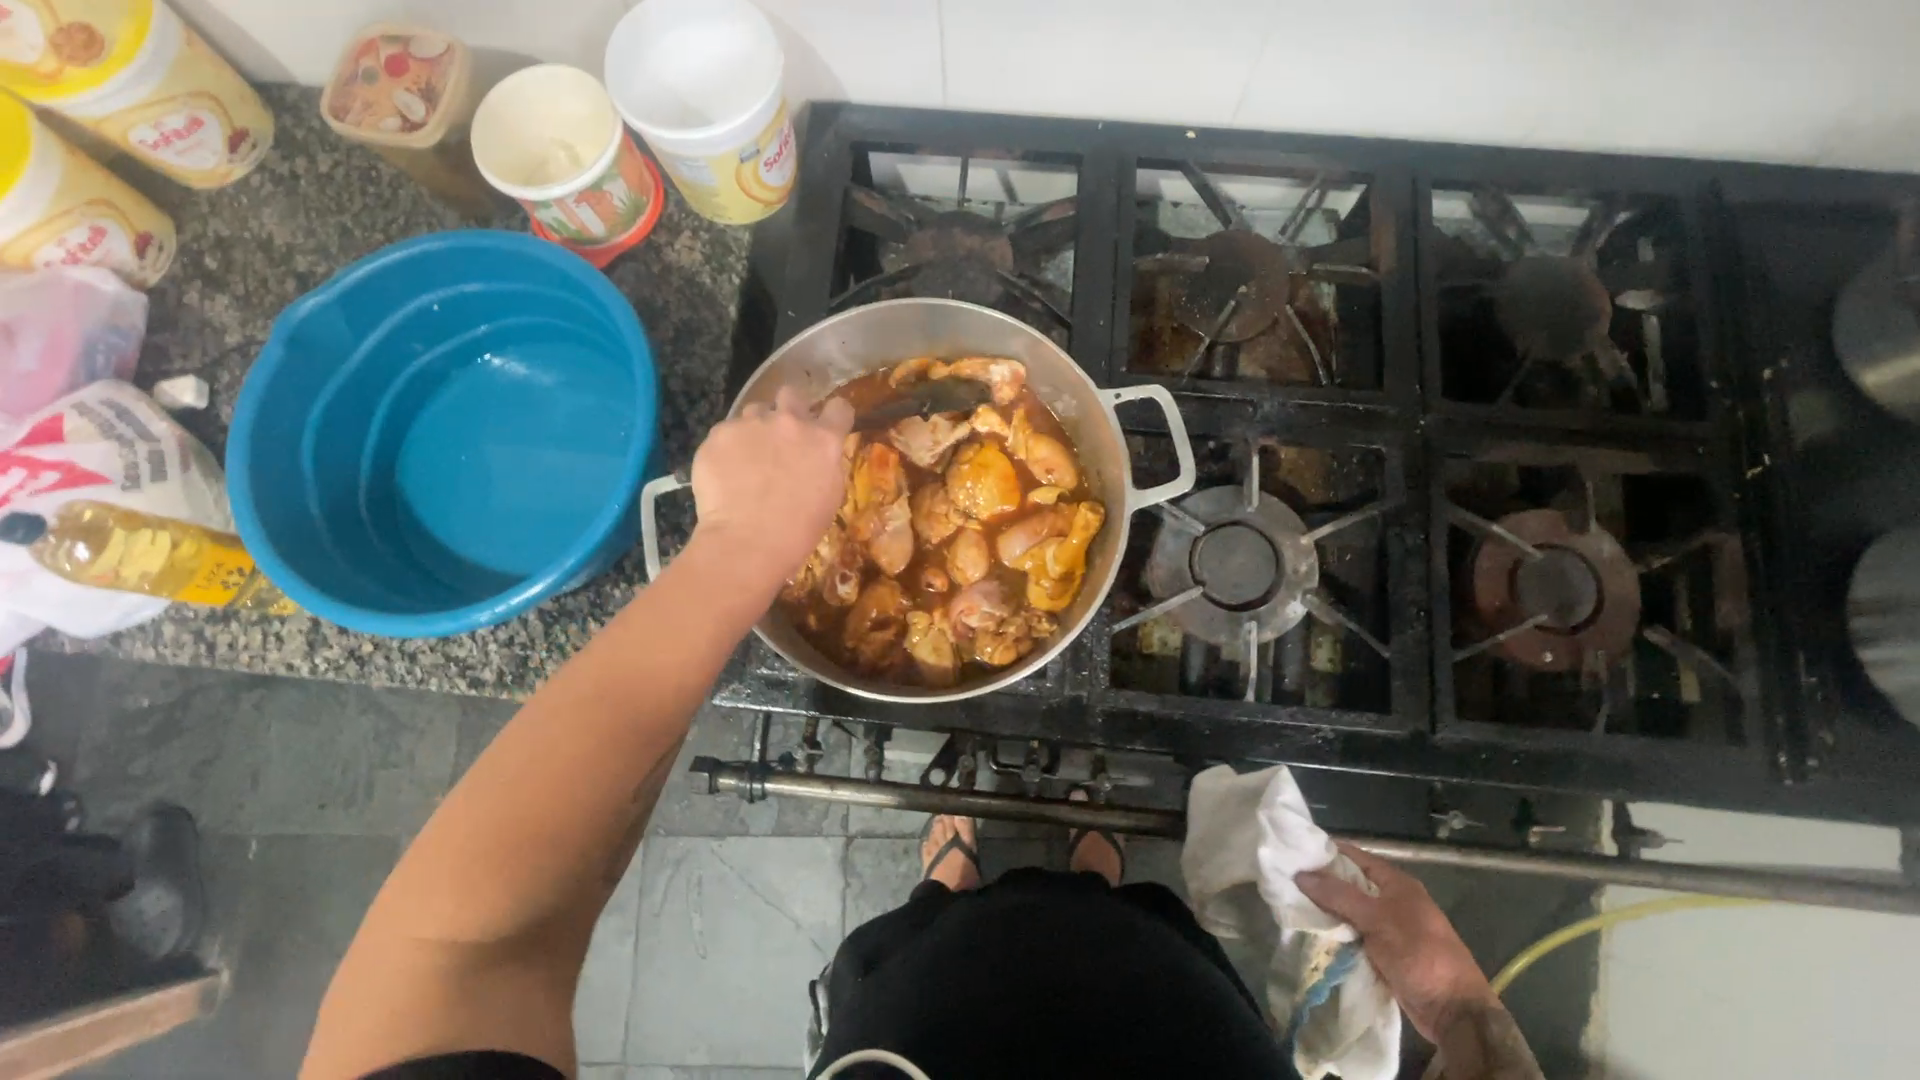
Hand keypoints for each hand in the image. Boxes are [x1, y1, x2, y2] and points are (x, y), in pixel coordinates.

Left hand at [687, 385, 853, 588]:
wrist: (747, 542)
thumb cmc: (798, 530)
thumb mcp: (829, 496)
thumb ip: (824, 464)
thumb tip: (815, 456)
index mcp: (824, 440)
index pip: (839, 408)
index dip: (833, 416)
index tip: (827, 426)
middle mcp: (789, 422)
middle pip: (791, 393)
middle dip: (788, 408)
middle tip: (782, 434)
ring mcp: (751, 424)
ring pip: (754, 411)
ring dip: (755, 428)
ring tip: (747, 459)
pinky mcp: (719, 434)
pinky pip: (725, 432)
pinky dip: (727, 449)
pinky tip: (725, 474)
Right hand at [1294, 842, 1495, 1041]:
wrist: (1453, 1011)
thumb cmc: (1419, 954)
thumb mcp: (1378, 919)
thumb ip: (1339, 895)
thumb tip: (1300, 874)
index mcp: (1396, 883)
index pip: (1354, 857)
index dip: (1325, 852)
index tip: (1293, 852)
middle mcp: (1391, 900)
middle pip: (1348, 884)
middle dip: (1320, 883)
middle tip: (1285, 880)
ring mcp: (1387, 928)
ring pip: (1347, 911)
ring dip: (1324, 911)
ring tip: (1289, 904)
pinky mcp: (1381, 952)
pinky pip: (1351, 935)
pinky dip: (1334, 934)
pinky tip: (1309, 932)